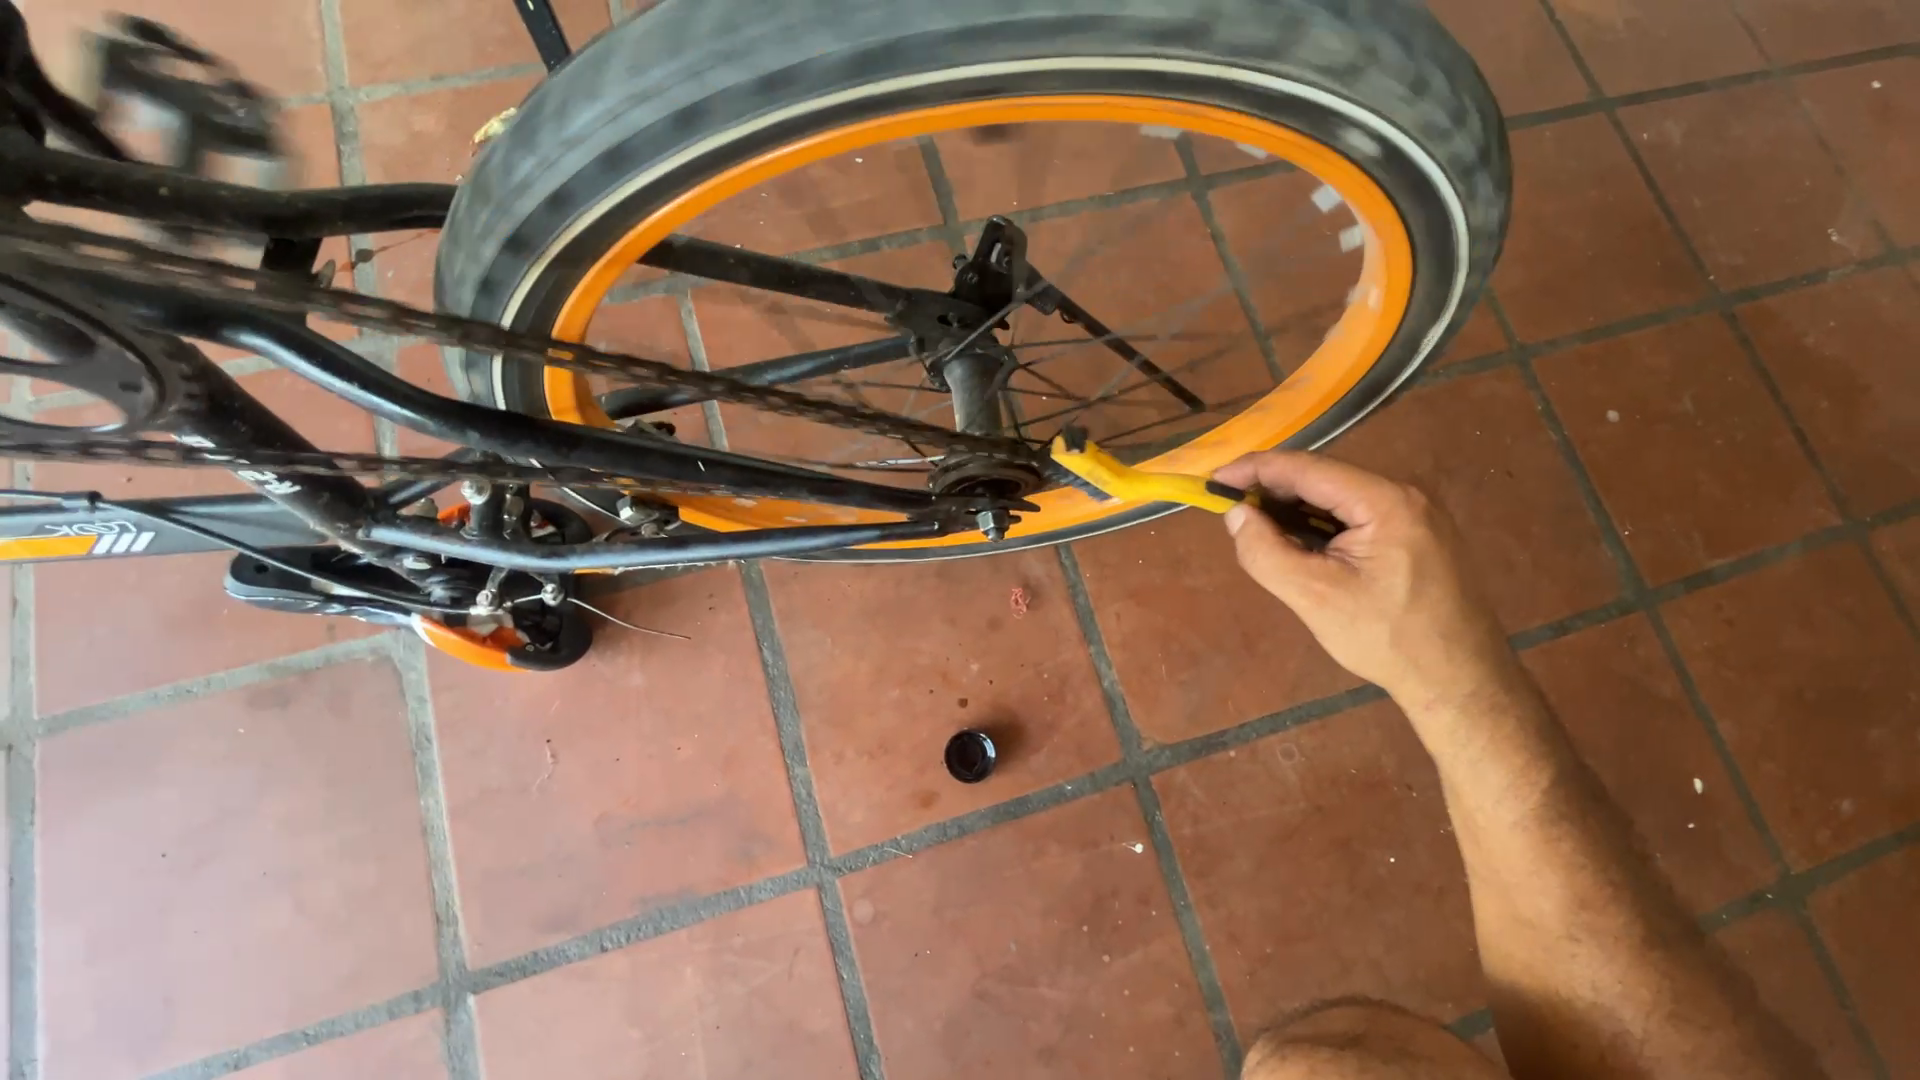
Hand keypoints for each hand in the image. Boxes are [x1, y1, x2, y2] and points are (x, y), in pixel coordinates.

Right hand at [1214, 451, 1518, 709]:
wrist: (1461, 682)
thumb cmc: (1386, 639)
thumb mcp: (1314, 597)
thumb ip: (1266, 552)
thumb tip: (1235, 515)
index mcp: (1386, 501)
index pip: (1306, 468)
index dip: (1255, 470)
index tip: (1213, 480)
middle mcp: (1406, 495)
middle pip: (1324, 477)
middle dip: (1273, 489)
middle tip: (1230, 507)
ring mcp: (1416, 515)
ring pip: (1339, 497)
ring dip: (1295, 507)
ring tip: (1257, 524)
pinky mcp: (1418, 536)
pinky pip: (1357, 515)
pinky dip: (1320, 522)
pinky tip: (1299, 541)